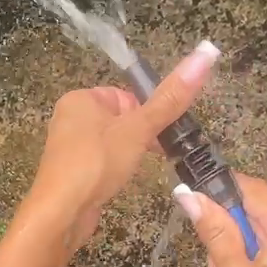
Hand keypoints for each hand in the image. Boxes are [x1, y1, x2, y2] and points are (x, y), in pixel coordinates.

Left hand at [22, 42, 220, 250]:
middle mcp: (69, 119)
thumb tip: (206, 53)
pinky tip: (118, 183)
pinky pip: (101, 164)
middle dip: (138, 137)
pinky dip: (113, 171)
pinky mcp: (71, 174)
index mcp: (80, 99)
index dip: (145, 114)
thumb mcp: (138, 129)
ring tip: (131, 170)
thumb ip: (170, 99)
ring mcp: (68, 148)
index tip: (157, 133)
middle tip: (148, 154)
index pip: (125, 96)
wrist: (61, 213)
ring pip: (111, 144)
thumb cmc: (96, 163)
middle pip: (119, 121)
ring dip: (128, 155)